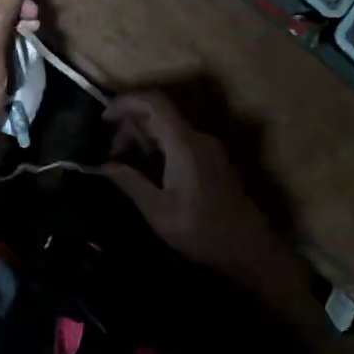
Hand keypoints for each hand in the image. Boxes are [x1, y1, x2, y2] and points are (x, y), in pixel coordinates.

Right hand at [103, 92, 299, 282]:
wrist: (250, 251)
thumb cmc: (202, 231)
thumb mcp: (158, 211)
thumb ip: (130, 182)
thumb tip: (105, 165)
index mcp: (185, 144)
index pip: (155, 103)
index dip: (126, 101)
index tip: (104, 116)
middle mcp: (199, 138)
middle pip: (159, 112)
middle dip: (130, 123)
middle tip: (110, 149)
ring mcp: (209, 148)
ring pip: (169, 125)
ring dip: (143, 134)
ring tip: (123, 158)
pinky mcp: (213, 158)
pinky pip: (180, 138)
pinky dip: (158, 142)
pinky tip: (146, 164)